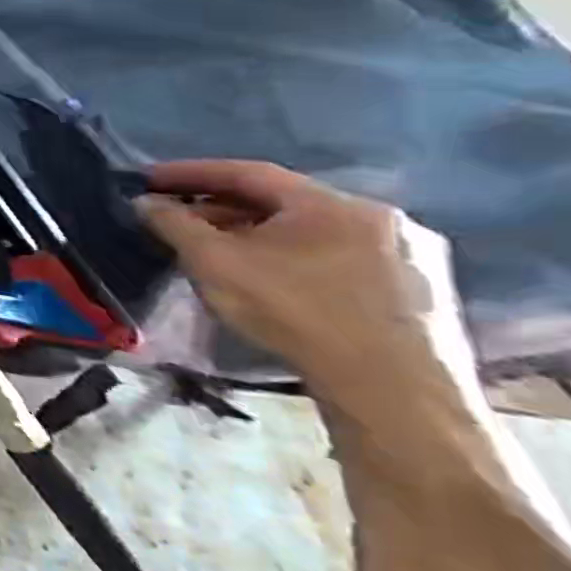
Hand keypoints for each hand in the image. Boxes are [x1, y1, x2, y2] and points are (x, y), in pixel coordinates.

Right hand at [135, 160, 472, 403]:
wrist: (397, 397)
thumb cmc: (297, 314)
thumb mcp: (215, 263)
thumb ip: (174, 224)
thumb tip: (146, 202)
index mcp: (332, 202)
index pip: (247, 172)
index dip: (192, 173)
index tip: (150, 178)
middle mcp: (380, 217)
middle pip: (283, 202)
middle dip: (224, 207)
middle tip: (181, 219)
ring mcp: (412, 257)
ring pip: (315, 232)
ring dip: (262, 235)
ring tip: (222, 252)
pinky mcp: (425, 295)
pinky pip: (344, 259)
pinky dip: (299, 259)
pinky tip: (276, 280)